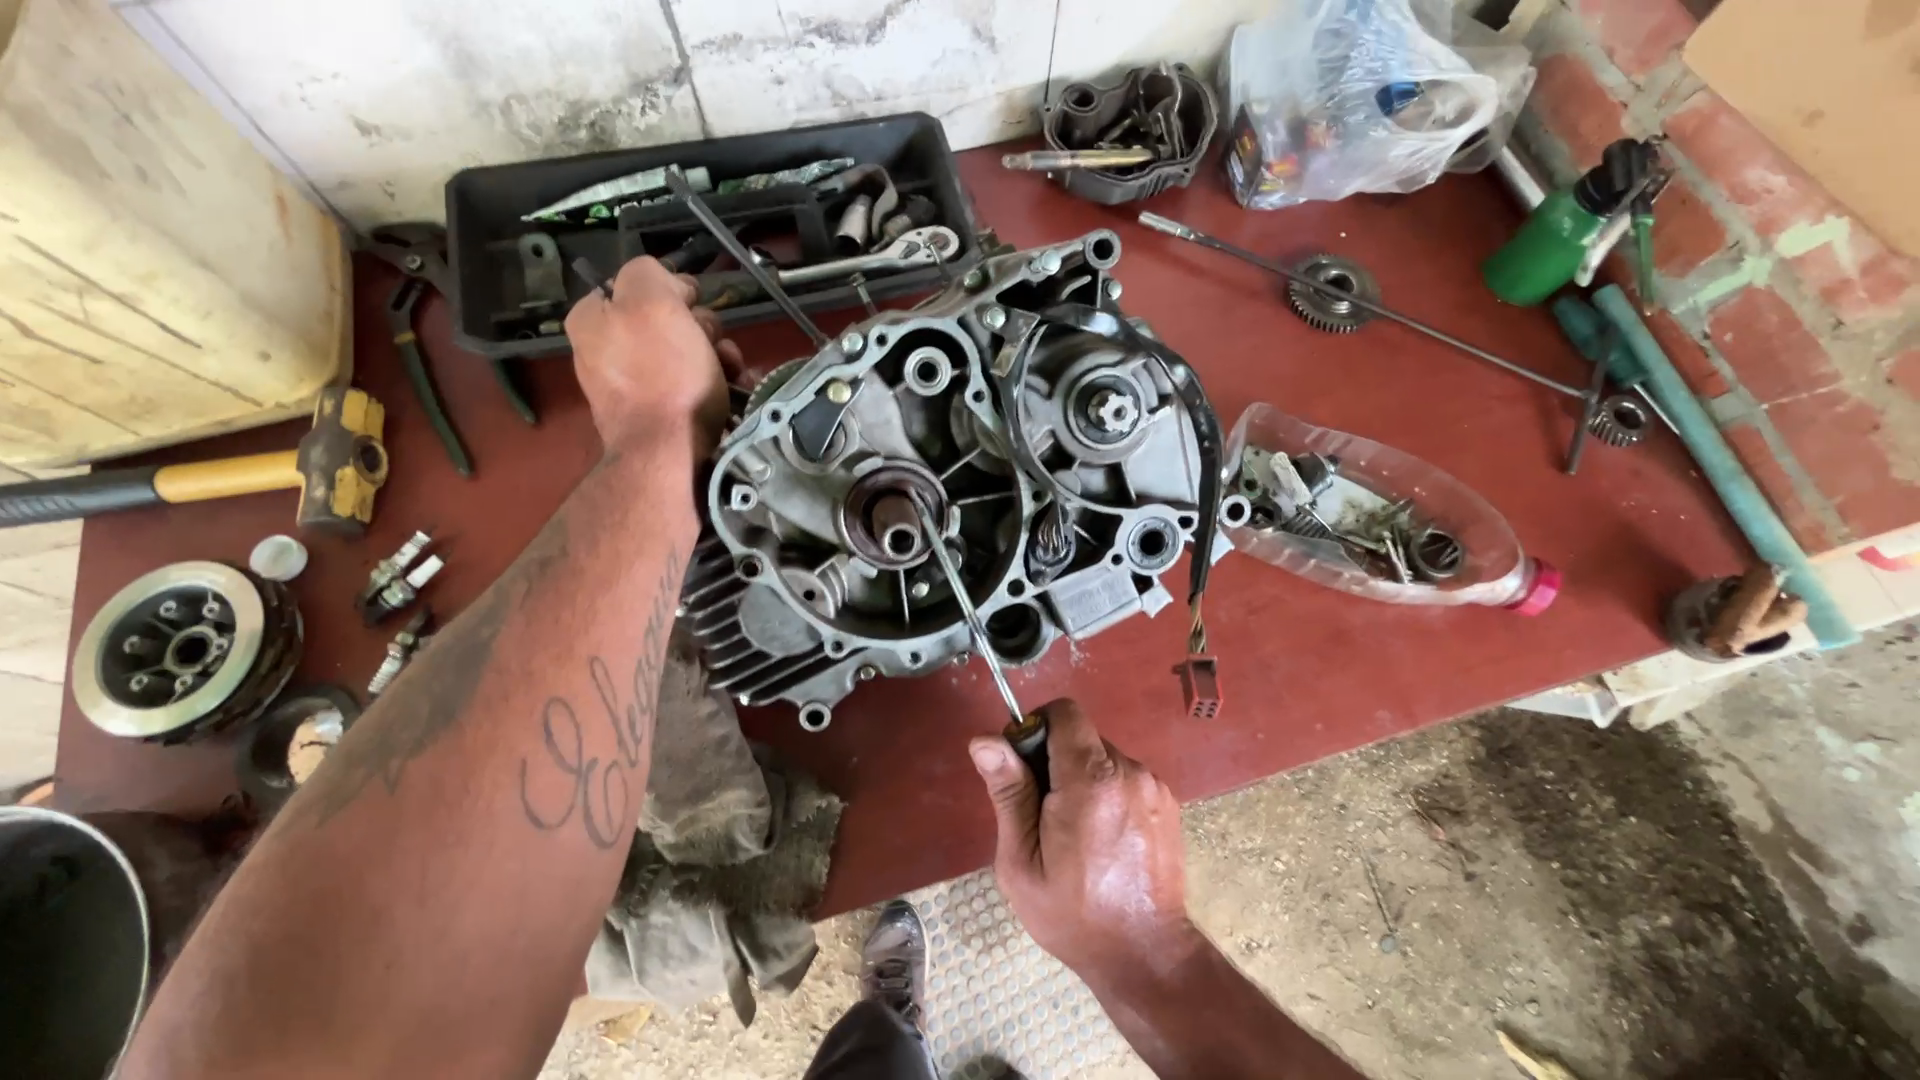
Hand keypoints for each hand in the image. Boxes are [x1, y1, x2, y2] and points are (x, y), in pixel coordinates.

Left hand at [564, 257, 744, 456]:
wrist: (669, 454)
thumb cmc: (662, 373)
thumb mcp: (652, 300)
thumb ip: (649, 272)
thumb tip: (669, 286)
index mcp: (593, 320)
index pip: (638, 285)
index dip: (673, 291)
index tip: (694, 305)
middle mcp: (607, 350)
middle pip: (668, 321)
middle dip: (702, 329)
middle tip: (712, 344)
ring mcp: (634, 386)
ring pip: (687, 353)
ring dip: (718, 356)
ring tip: (732, 372)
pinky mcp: (660, 414)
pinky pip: (692, 385)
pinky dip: (717, 384)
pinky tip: (734, 390)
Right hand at [969, 699, 1201, 987]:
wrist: (1145, 955)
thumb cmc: (1072, 914)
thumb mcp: (1021, 861)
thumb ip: (1008, 792)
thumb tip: (984, 741)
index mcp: (1090, 780)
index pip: (1064, 713)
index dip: (1036, 727)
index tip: (1022, 767)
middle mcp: (1128, 771)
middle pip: (1081, 737)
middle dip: (1055, 761)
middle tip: (1041, 815)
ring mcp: (1153, 786)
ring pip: (1103, 759)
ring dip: (1081, 780)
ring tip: (1073, 835)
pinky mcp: (1167, 803)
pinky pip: (1125, 779)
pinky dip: (1107, 795)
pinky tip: (1101, 840)